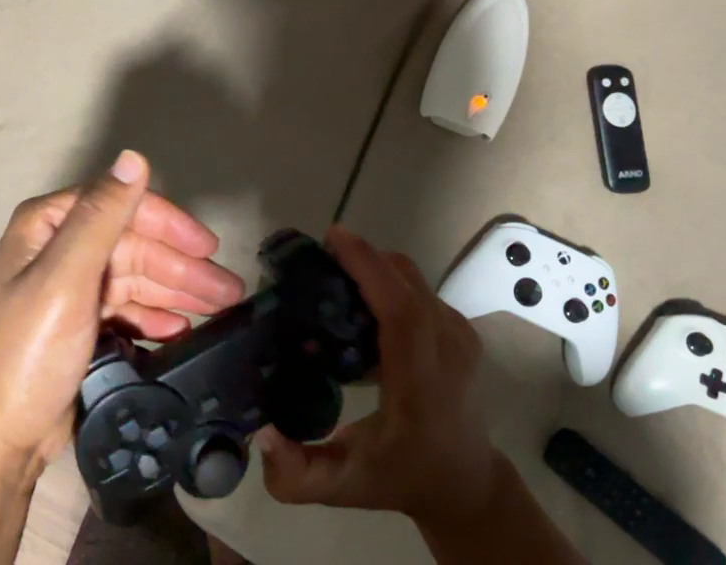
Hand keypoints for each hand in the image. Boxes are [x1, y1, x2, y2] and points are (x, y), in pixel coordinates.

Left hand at [0, 150, 245, 472]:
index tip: (209, 247)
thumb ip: (102, 217)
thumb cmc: (24, 353)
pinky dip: (155, 317)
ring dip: (177, 292)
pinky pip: (127, 309)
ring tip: (221, 309)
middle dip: (182, 266)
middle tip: (229, 290)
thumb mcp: (64, 279)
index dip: (168, 223)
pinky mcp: (78, 326)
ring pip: (135, 277)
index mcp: (46, 225)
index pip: (119, 205)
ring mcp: (68, 288)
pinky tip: (181, 329)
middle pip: (133, 244)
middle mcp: (57, 248)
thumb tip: (133, 157)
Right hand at [256, 225, 503, 527]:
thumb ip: (296, 473)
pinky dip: (388, 280)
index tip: (333, 239)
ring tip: (333, 276)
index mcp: (422, 383)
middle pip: (406, 281)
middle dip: (362, 257)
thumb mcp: (343, 485)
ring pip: (413, 279)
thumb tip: (260, 433)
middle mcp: (448, 350)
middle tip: (316, 255)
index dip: (369, 268)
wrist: (464, 484)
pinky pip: (420, 289)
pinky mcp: (461, 331)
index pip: (401, 309)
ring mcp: (460, 337)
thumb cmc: (400, 477)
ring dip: (374, 267)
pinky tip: (361, 300)